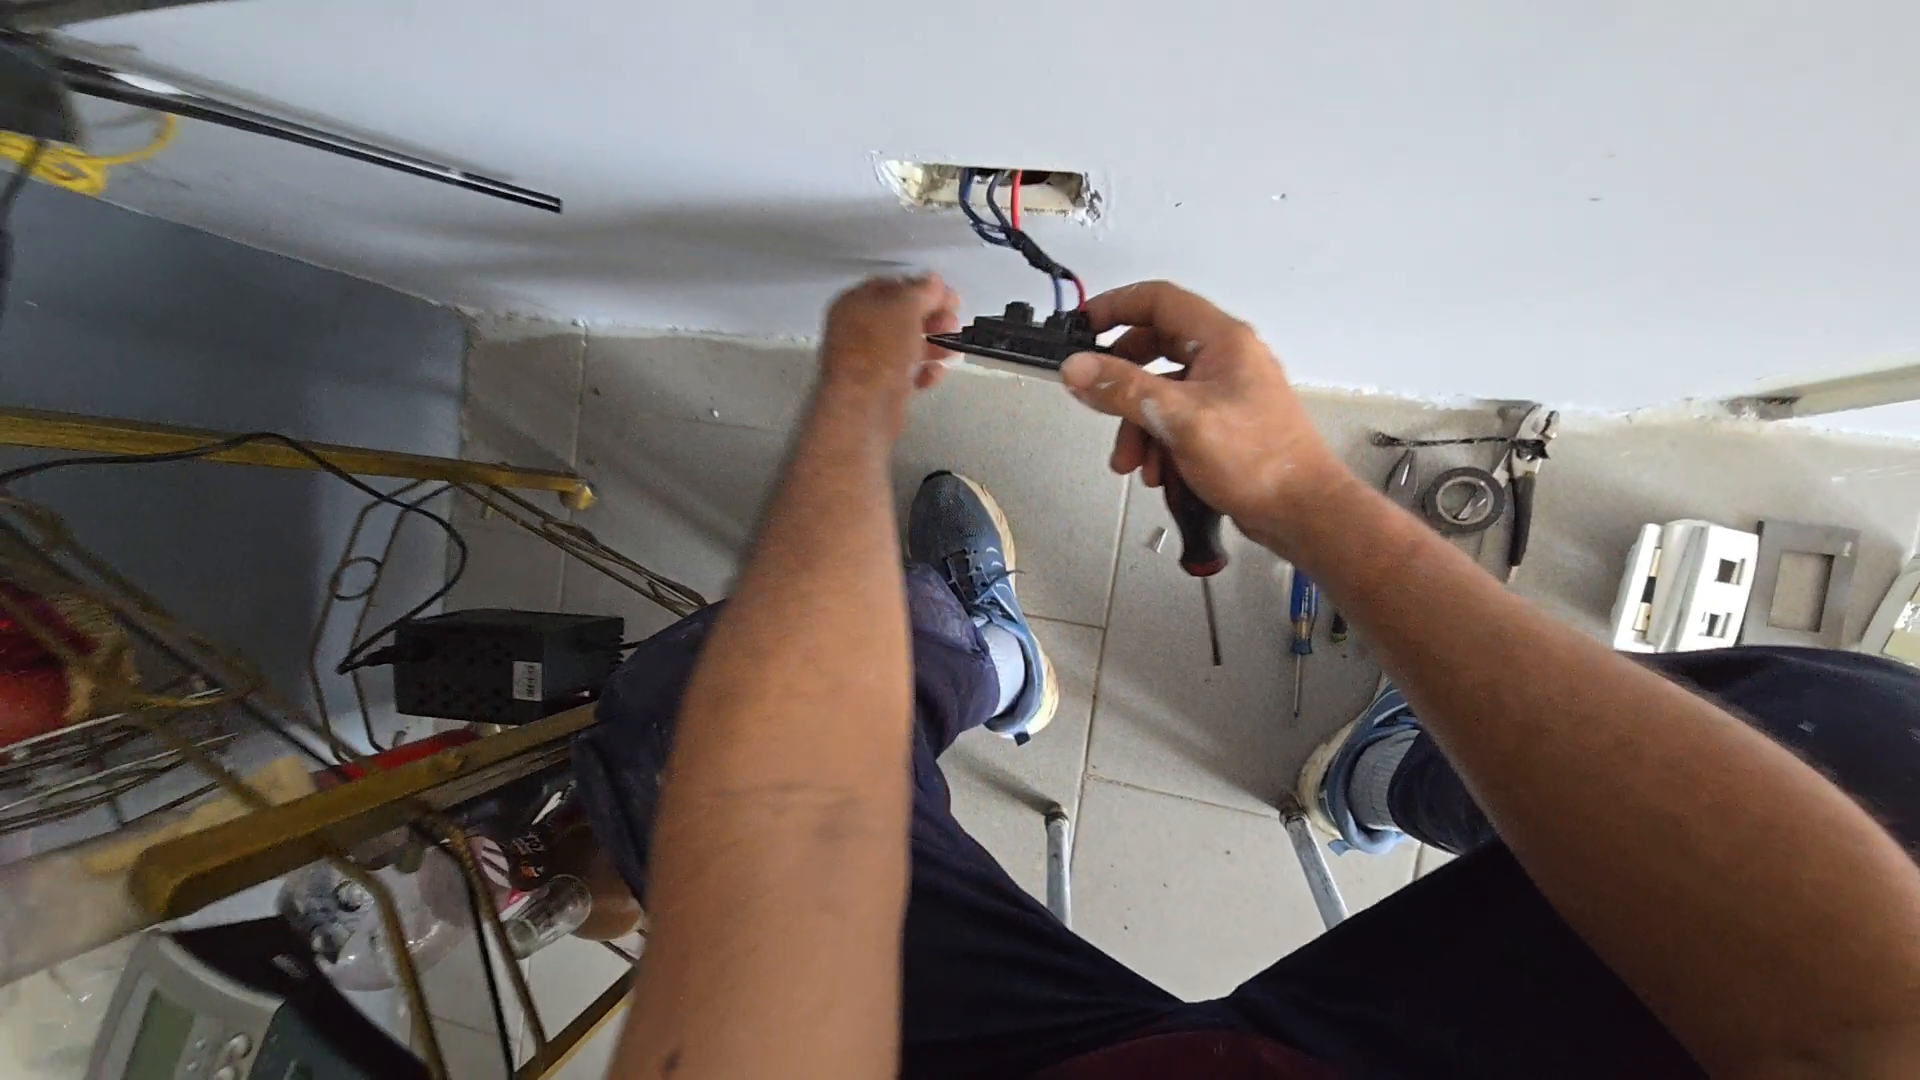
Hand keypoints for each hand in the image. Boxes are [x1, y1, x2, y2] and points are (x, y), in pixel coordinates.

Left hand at [818, 274, 960, 433]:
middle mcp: (856, 332)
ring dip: (932, 344)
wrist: (864, 410)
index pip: (890, 286)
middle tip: (952, 320)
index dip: (920, 287)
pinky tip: (935, 372)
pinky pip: (906, 374)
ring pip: (905, 346)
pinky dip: (924, 372)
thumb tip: (932, 283)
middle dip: (930, 317)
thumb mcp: (904, 309)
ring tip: (952, 348)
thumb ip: (921, 292)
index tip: (944, 294)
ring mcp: (867, 362)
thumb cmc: (877, 354)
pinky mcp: (879, 389)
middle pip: (900, 317)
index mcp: (853, 305)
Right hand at [1058, 280, 1350, 548]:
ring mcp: (1223, 392)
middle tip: (1098, 396)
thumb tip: (1079, 368)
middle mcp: (1224, 360)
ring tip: (1132, 461)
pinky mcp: (1221, 424)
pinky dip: (1157, 444)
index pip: (1158, 300)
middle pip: (1154, 349)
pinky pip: (1174, 421)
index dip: (1115, 307)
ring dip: (1137, 426)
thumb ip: (1123, 390)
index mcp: (1222, 341)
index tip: (1083, 326)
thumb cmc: (1260, 462)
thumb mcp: (1179, 419)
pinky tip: (1158, 472)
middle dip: (1121, 384)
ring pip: (1160, 392)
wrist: (1298, 511)